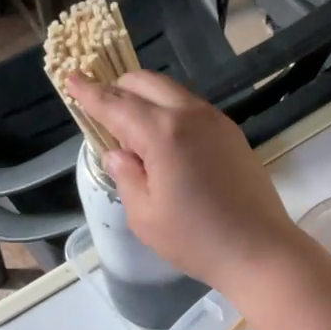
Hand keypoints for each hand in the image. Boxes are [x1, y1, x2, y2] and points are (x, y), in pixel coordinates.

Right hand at [68, 71, 306, 286]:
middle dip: (119, 88)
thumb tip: (118, 155)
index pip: (116, 104)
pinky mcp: (231, 134)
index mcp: (162, 134)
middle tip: (103, 110)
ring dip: (146, 101)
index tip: (71, 79)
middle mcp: (189, 115)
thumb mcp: (145, 217)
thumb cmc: (196, 241)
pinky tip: (166, 145)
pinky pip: (191, 110)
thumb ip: (126, 178)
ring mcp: (215, 121)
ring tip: (135, 133)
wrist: (259, 250)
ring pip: (171, 93)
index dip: (90, 94)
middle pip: (145, 82)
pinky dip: (170, 114)